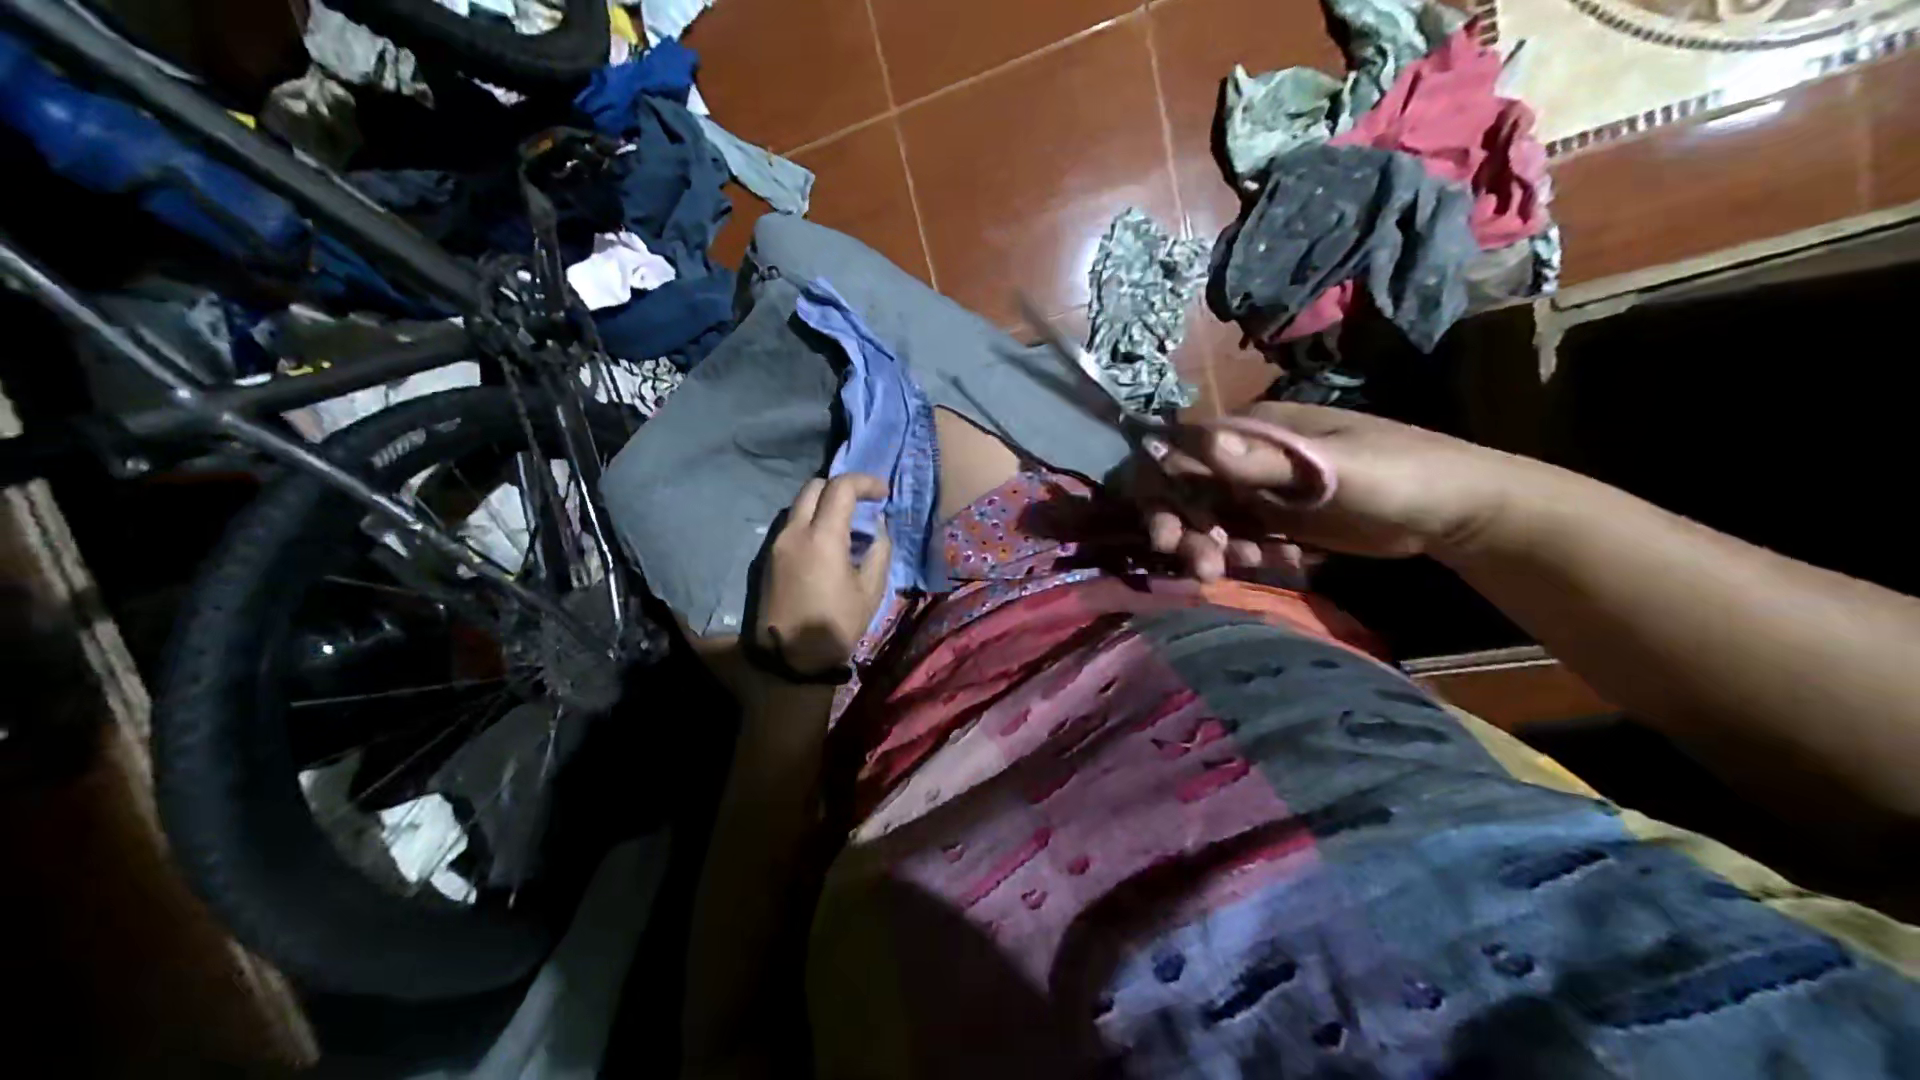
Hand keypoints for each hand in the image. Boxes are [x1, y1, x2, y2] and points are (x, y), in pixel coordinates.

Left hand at [755, 473, 891, 674]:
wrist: (789, 659)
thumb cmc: (835, 625)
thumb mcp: (870, 591)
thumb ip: (878, 551)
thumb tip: (876, 530)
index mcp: (822, 537)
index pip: (841, 487)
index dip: (865, 482)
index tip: (882, 494)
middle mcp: (794, 532)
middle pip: (814, 486)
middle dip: (841, 487)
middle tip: (862, 504)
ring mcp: (775, 544)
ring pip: (798, 505)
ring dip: (822, 504)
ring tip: (844, 526)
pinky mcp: (766, 559)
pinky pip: (789, 525)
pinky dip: (809, 522)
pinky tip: (824, 545)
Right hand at [1144, 403, 1534, 578]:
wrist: (1457, 510)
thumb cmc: (1399, 475)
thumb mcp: (1333, 467)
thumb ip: (1266, 459)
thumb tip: (1199, 442)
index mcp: (1253, 430)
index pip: (1180, 454)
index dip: (1160, 493)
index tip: (1166, 536)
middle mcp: (1248, 456)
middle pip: (1189, 492)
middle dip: (1188, 531)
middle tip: (1202, 569)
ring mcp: (1263, 487)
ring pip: (1212, 519)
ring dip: (1217, 548)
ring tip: (1251, 567)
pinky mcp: (1279, 516)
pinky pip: (1243, 536)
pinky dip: (1251, 553)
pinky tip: (1286, 561)